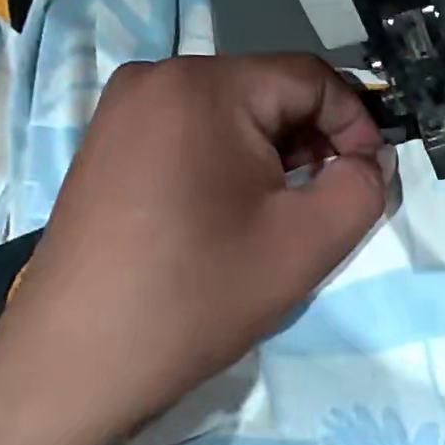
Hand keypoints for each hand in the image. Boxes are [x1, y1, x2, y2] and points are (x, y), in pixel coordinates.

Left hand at [0, 54, 391, 444]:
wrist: (75, 366)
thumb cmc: (198, 294)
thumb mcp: (309, 241)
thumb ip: (364, 187)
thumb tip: (368, 161)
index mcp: (203, 86)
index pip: (311, 78)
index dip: (355, 122)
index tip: (367, 175)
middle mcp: (157, 78)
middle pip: (271, 91)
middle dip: (315, 140)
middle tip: (330, 196)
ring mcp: (125, 110)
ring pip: (236, 112)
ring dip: (278, 152)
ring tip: (286, 209)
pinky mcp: (110, 144)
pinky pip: (196, 131)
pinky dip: (235, 160)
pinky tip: (238, 210)